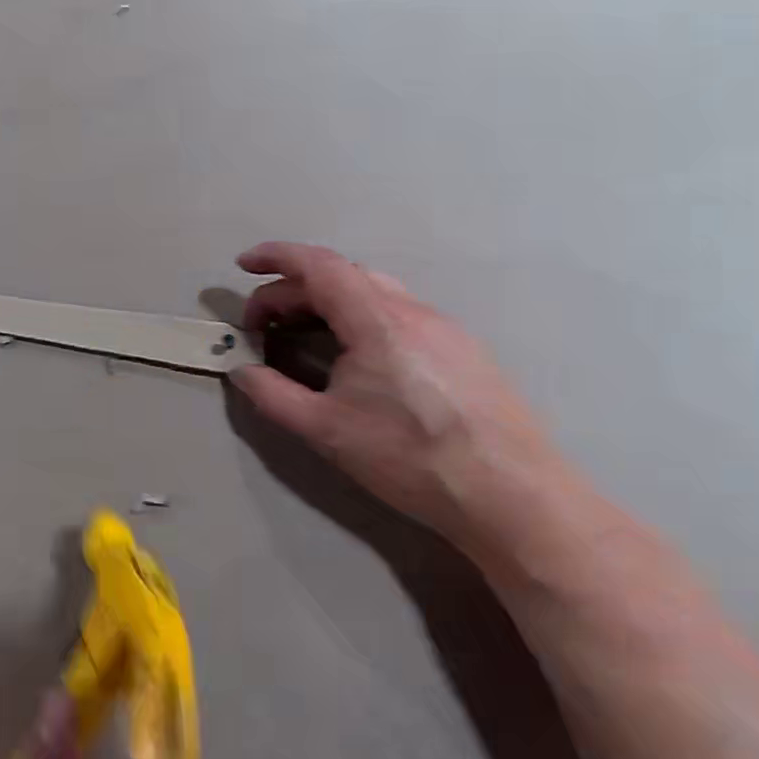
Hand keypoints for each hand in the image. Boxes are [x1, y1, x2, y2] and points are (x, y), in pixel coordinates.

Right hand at [228, 242, 566, 549]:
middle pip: (342, 276)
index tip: (243, 265)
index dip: (276, 257)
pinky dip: (357, 316)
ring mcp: (446, 330)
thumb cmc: (412, 459)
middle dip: (292, 289)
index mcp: (378, 322)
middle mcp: (415, 313)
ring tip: (300, 332)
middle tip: (262, 323)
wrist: (517, 501)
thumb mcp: (324, 430)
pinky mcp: (464, 352)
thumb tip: (241, 371)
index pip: (320, 266)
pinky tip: (352, 355)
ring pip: (373, 292)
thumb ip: (271, 394)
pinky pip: (398, 313)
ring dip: (326, 301)